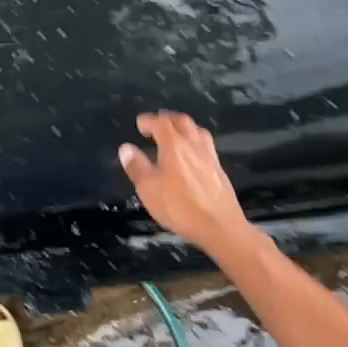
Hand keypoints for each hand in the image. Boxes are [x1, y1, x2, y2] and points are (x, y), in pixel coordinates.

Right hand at [119, 111, 249, 251]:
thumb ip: (137, 167)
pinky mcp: (220, 171)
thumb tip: (126, 148)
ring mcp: (210, 157)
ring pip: (198, 132)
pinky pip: (207, 146)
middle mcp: (193, 145)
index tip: (140, 122)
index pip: (161, 123)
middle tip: (158, 122)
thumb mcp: (149, 190)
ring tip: (177, 134)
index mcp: (174, 146)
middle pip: (183, 122)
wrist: (221, 227)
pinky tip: (193, 155)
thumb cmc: (180, 207)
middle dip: (168, 118)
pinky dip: (196, 142)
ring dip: (185, 128)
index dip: (149, 120)